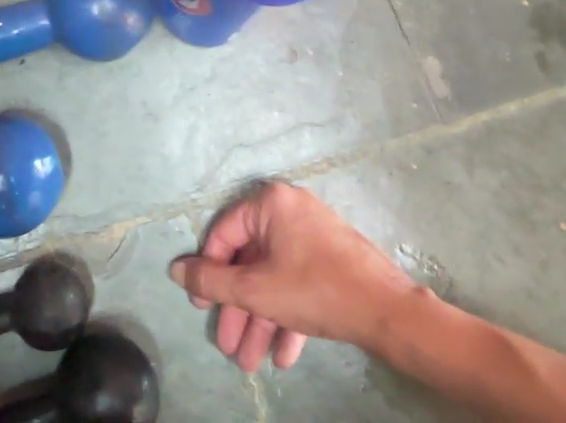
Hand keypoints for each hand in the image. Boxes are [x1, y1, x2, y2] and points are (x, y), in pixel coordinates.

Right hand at [169, 182, 424, 371]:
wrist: (389, 311)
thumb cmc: (314, 289)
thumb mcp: (255, 289)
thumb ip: (211, 281)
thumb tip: (176, 269)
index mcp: (269, 204)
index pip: (223, 235)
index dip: (208, 274)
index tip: (202, 306)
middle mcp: (289, 210)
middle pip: (250, 262)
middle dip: (238, 311)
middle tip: (228, 346)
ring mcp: (313, 235)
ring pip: (274, 277)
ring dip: (260, 320)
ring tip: (251, 362)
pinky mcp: (331, 259)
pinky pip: (298, 283)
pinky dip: (287, 315)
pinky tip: (282, 355)